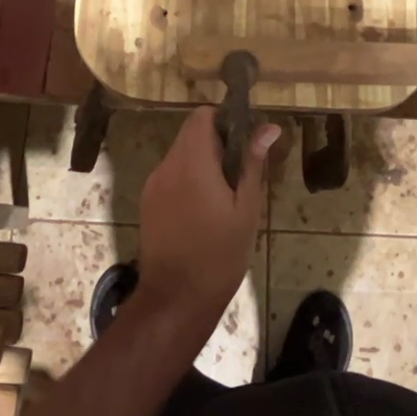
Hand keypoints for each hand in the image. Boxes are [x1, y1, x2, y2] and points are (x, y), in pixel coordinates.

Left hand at [137, 107, 279, 324]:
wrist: (176, 299)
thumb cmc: (220, 255)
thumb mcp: (246, 210)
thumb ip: (253, 164)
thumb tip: (269, 127)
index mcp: (193, 162)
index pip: (202, 116)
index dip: (224, 120)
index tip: (244, 142)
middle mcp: (168, 165)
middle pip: (190, 134)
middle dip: (216, 143)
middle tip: (240, 173)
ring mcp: (154, 184)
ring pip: (180, 155)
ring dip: (202, 162)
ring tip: (225, 195)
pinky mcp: (147, 201)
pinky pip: (171, 175)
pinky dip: (188, 179)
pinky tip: (203, 210)